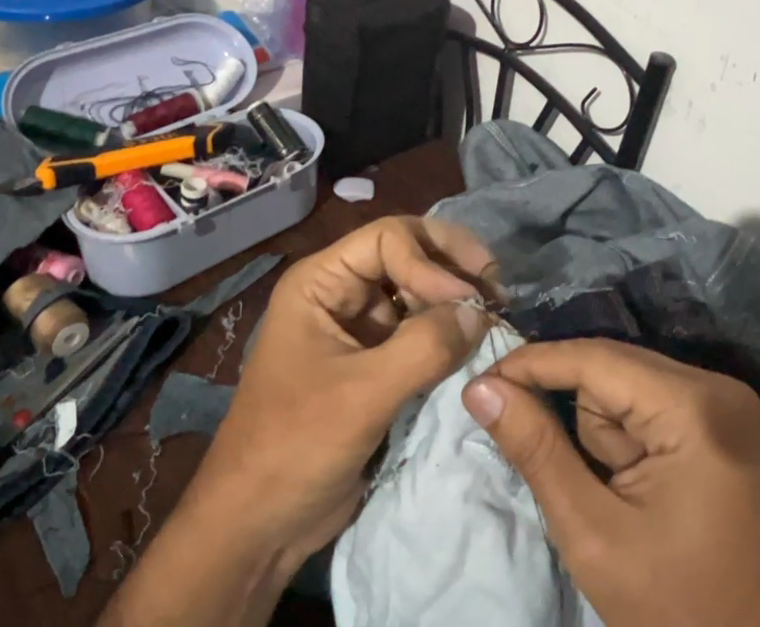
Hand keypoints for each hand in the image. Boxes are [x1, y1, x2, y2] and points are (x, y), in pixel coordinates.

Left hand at [183, 216, 495, 566]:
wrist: (260, 521)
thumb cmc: (295, 445)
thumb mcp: (362, 394)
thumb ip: (424, 347)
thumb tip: (480, 311)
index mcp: (320, 283)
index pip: (388, 239)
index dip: (432, 260)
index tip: (470, 301)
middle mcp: (341, 295)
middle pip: (407, 255)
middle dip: (452, 268)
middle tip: (499, 291)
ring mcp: (360, 330)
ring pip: (419, 293)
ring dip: (456, 301)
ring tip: (497, 317)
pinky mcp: (376, 364)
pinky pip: (420, 333)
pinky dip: (449, 335)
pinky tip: (478, 345)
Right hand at [462, 340, 759, 626]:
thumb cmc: (676, 608)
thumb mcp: (591, 532)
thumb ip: (536, 449)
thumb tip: (480, 387)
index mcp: (694, 407)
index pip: (594, 358)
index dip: (530, 364)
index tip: (476, 384)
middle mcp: (716, 387)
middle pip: (611, 368)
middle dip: (572, 412)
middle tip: (566, 475)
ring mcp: (726, 406)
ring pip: (625, 388)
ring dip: (601, 433)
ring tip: (619, 499)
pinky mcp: (724, 427)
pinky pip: (649, 407)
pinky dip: (624, 439)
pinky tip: (634, 488)